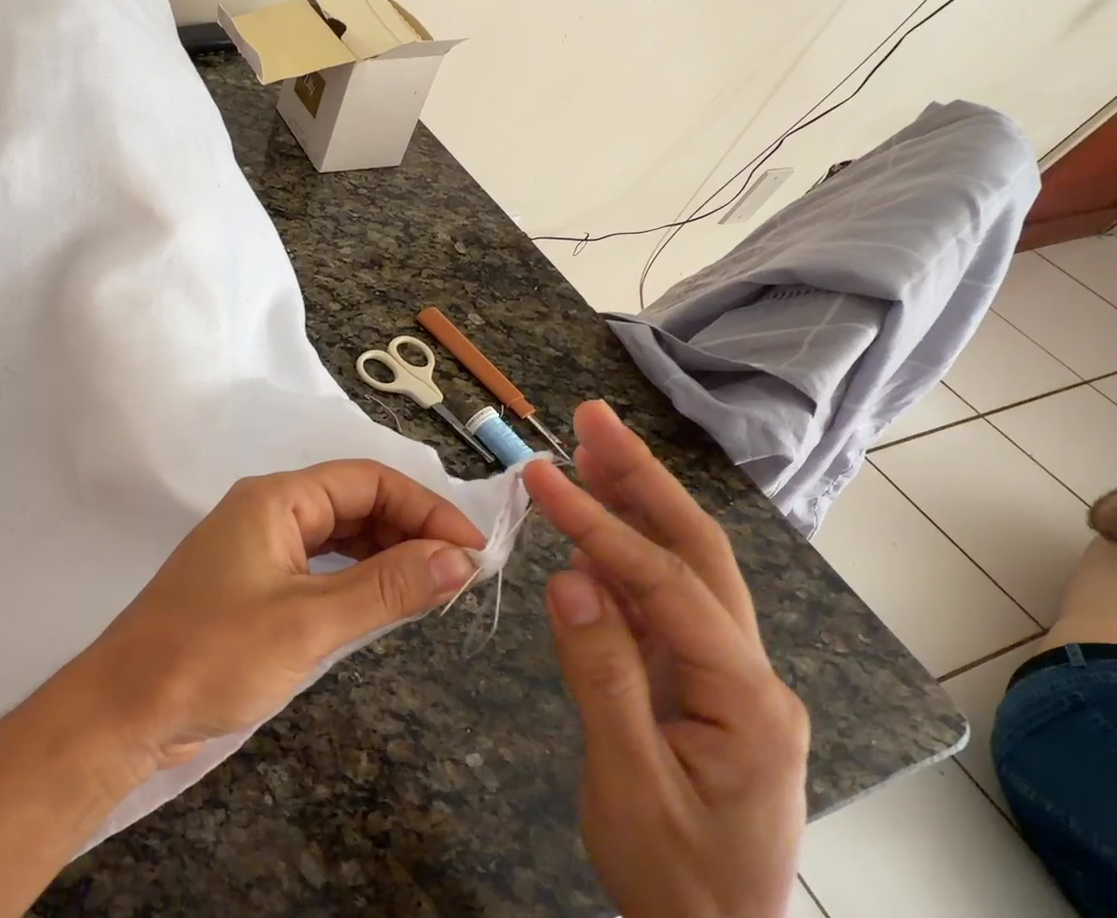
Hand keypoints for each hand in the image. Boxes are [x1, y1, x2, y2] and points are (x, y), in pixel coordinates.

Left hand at [66, 459, 487, 768]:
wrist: (127, 707)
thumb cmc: (212, 655)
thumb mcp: (310, 622)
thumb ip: (387, 587)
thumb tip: (460, 558)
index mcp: (274, 500)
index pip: (367, 480)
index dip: (426, 509)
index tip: (473, 552)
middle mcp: (265, 514)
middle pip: (354, 504)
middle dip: (409, 532)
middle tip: (460, 577)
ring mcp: (255, 551)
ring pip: (337, 538)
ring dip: (385, 558)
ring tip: (431, 592)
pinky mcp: (251, 589)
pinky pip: (317, 569)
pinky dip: (354, 582)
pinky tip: (381, 607)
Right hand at [524, 402, 808, 917]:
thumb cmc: (672, 872)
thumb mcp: (627, 780)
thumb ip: (603, 675)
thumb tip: (571, 580)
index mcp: (744, 696)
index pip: (666, 584)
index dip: (601, 525)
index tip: (543, 477)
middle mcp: (749, 671)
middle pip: (697, 553)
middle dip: (643, 480)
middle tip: (591, 420)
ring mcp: (729, 676)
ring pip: (686, 570)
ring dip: (638, 504)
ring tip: (590, 448)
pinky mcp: (703, 685)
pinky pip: (665, 605)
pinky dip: (628, 554)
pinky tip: (598, 525)